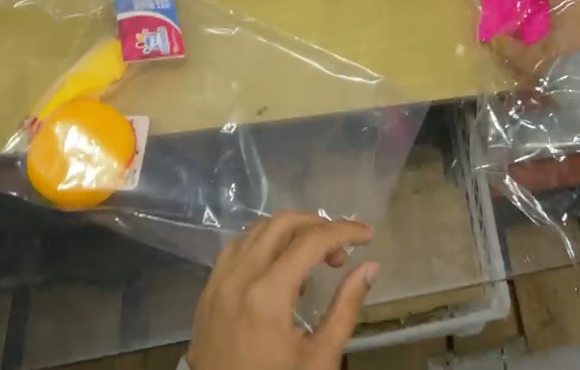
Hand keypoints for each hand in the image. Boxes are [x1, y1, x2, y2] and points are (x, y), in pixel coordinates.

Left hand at [187, 210, 378, 369]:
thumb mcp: (319, 359)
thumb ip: (345, 308)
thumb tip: (371, 267)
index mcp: (268, 294)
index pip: (312, 240)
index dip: (345, 230)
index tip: (368, 235)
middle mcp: (240, 276)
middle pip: (284, 223)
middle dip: (319, 225)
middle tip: (341, 252)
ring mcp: (219, 281)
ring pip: (258, 229)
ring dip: (291, 232)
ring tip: (313, 260)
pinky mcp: (208, 290)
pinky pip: (238, 247)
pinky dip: (263, 243)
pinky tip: (278, 266)